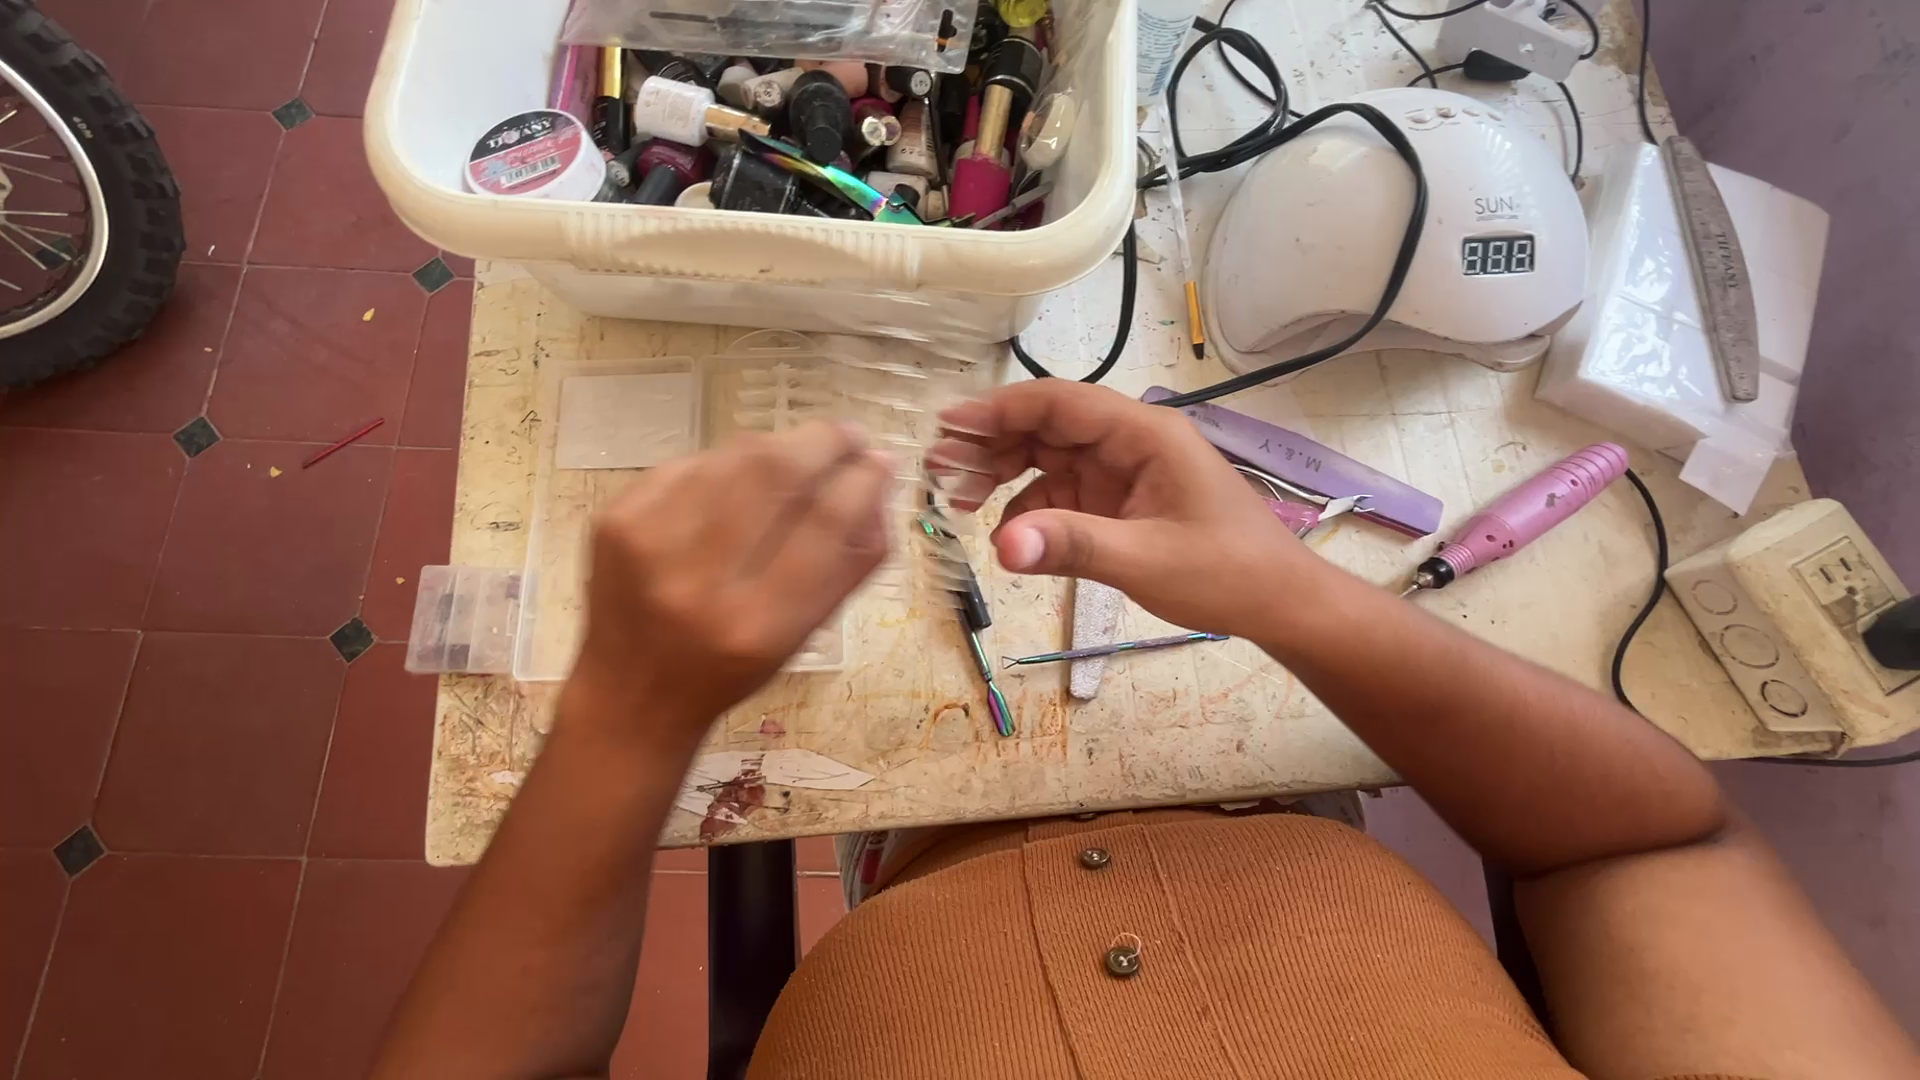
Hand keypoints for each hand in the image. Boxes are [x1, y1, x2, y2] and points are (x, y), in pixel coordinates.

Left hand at [568, 421, 894, 746]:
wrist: (632, 693)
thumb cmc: (734, 670)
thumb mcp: (805, 634)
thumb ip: (852, 562)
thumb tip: (878, 478)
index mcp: (758, 625)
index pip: (825, 524)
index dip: (861, 481)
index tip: (881, 461)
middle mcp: (699, 582)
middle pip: (775, 473)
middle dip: (824, 441)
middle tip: (849, 436)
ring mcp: (648, 543)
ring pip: (734, 456)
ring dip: (780, 443)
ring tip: (803, 452)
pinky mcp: (617, 517)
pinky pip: (693, 463)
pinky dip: (730, 461)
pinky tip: (743, 478)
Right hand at [933, 380, 1329, 638]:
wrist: (1277, 601)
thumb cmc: (1225, 572)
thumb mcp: (1146, 560)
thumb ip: (1073, 546)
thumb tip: (999, 547)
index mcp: (1143, 434)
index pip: (1059, 403)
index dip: (1000, 409)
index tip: (949, 426)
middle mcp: (1128, 442)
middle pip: (1046, 426)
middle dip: (991, 443)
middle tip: (938, 468)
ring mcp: (1122, 471)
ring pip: (1048, 457)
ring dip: (1003, 473)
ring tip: (957, 498)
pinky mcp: (1118, 500)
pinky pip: (1062, 492)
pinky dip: (1029, 508)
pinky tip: (1005, 532)